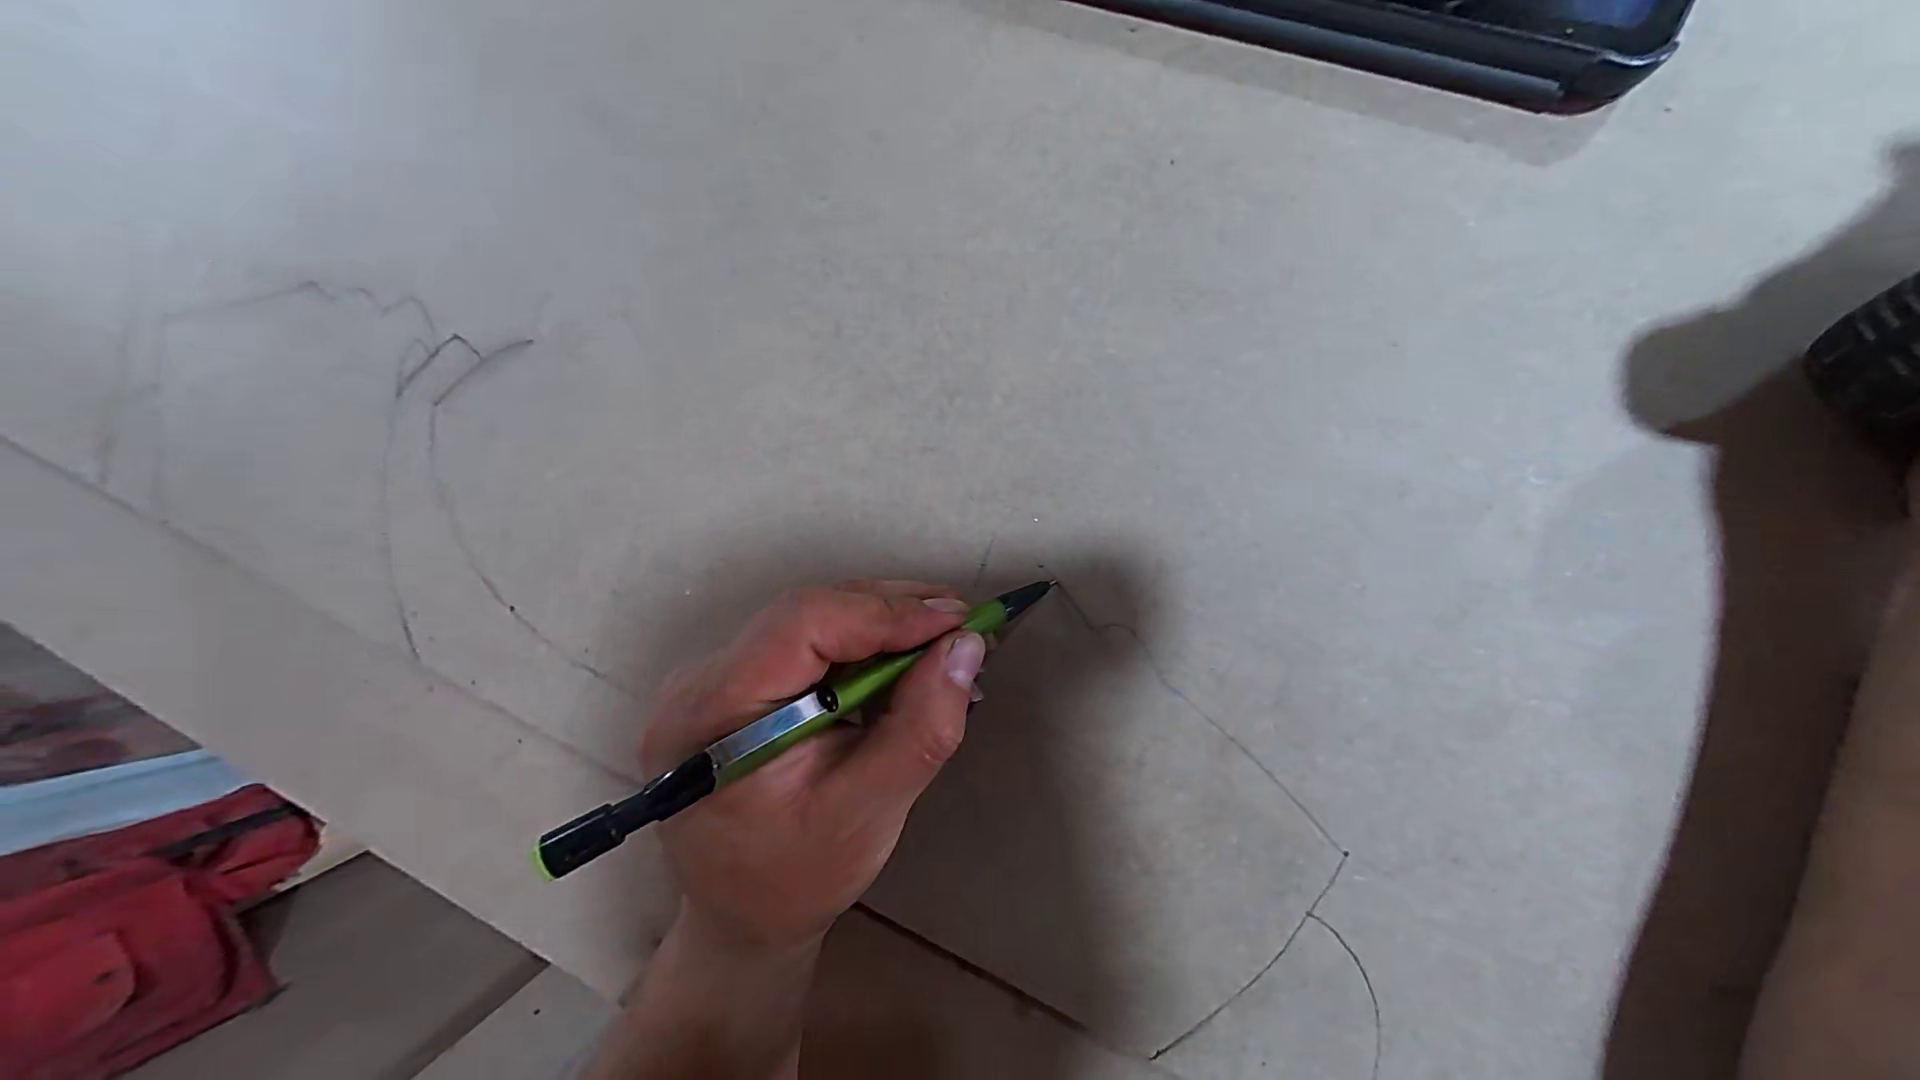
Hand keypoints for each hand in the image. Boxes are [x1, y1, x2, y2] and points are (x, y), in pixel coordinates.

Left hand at [642, 580, 986, 952]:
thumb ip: (921, 727)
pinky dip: (865, 641)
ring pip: (811, 618)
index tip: (957, 621)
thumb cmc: (797, 879)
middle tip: (962, 621)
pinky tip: (904, 654)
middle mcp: (700, 680)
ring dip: (884, 620)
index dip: (885, 613)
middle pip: (806, 612)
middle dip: (892, 609)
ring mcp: (715, 677)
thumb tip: (966, 646)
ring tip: (943, 635)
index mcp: (711, 713)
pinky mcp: (739, 682)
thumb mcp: (869, 814)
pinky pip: (807, 640)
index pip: (801, 626)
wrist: (741, 917)